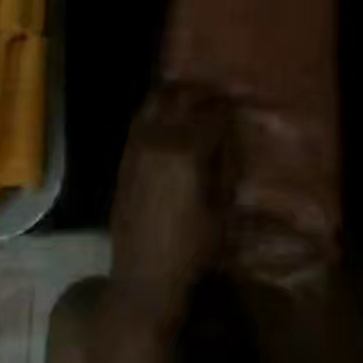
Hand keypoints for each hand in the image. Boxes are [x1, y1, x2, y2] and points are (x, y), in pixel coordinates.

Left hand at [107, 85, 225, 312]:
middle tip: (215, 93)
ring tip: (191, 97)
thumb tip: (228, 138)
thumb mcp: (221, 211)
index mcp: (188, 152)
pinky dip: (155, 109)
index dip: (227, 106)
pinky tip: (166, 115)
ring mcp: (138, 143)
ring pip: (155, 101)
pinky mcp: (125, 153)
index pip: (212, 116)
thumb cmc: (192, 249)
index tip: (236, 101)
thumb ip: (225, 168)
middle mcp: (160, 139)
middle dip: (200, 92)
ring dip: (174, 94)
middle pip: (180, 98)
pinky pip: (140, 119)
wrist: (144, 271)